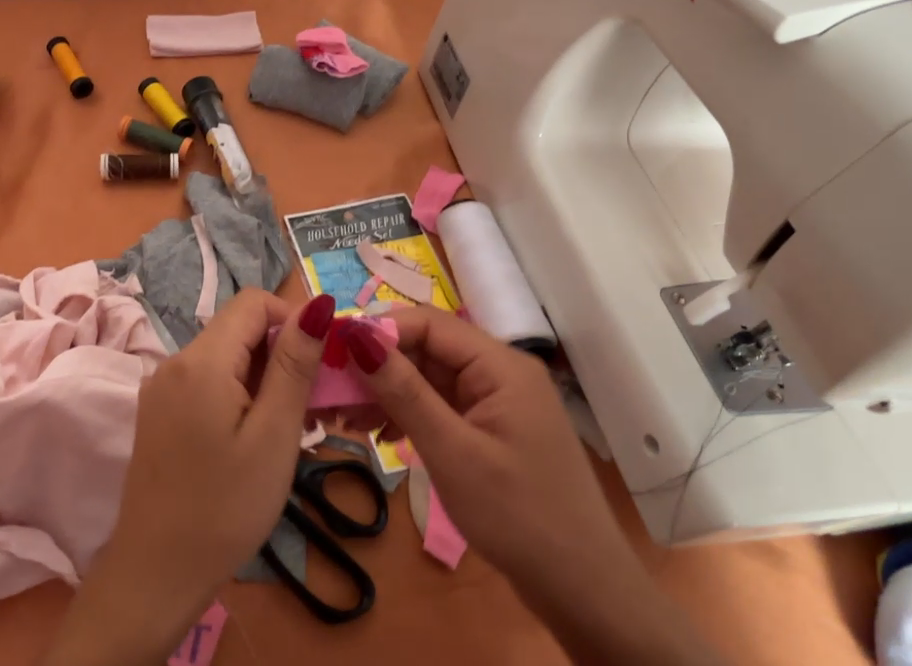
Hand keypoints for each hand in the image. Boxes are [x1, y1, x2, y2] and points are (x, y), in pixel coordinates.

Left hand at [42, 290, 335, 665]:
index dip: (293, 319)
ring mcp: (160, 389)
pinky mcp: (158, 414)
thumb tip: (318, 304)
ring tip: (289, 430)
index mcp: (200, 359)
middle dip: (281, 353)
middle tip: (313, 407)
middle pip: (237, 330)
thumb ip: (294, 364)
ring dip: (263, 378)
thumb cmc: (226, 506)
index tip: (323, 364)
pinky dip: (238, 396)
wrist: (157, 571)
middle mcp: (173, 362)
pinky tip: (256, 440)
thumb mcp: (274, 435)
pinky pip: (206, 384)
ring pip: (224, 358)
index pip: (253, 302)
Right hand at [342, 309, 725, 665]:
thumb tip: (356, 334)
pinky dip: (407, 415)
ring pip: (429, 379)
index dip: (378, 330)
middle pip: (427, 349)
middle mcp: (500, 373)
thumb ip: (403, 391)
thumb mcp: (451, 451)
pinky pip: (441, 406)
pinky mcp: (491, 431)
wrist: (582, 587)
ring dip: (386, 392)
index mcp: (500, 366)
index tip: (330, 351)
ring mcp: (496, 404)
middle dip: (376, 366)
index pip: (428, 323)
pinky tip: (377, 434)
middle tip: (329, 393)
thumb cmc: (518, 515)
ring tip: (344, 419)